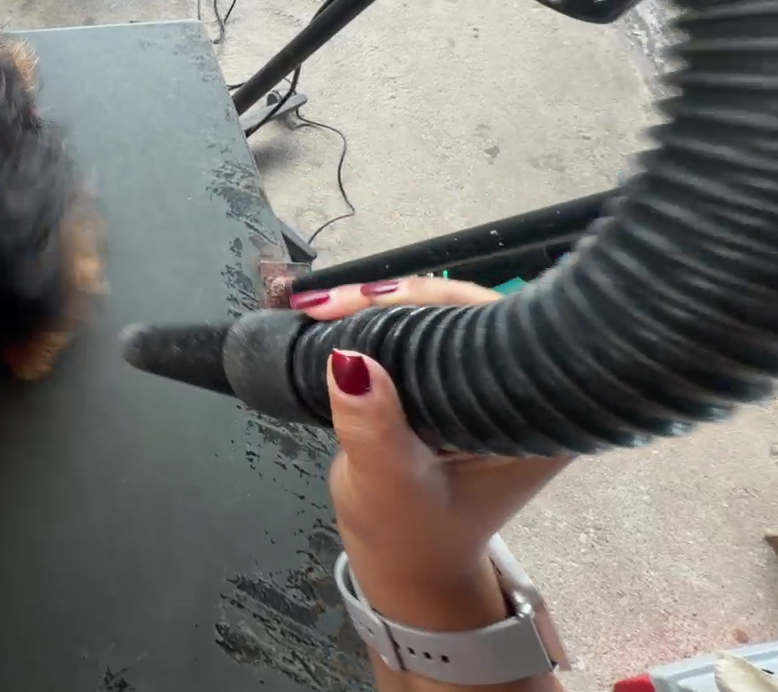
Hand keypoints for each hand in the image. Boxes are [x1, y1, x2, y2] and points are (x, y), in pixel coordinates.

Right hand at [296, 278, 572, 629]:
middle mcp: (517, 395)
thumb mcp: (387, 481)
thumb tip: (348, 359)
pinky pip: (411, 336)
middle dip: (392, 296)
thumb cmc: (407, 530)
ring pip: (431, 319)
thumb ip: (372, 426)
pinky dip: (368, 320)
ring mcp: (478, 390)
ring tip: (318, 306)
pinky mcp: (443, 388)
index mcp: (535, 417)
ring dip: (371, 305)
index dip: (437, 300)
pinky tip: (331, 314)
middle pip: (461, 313)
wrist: (400, 557)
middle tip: (327, 303)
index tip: (371, 299)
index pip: (498, 327)